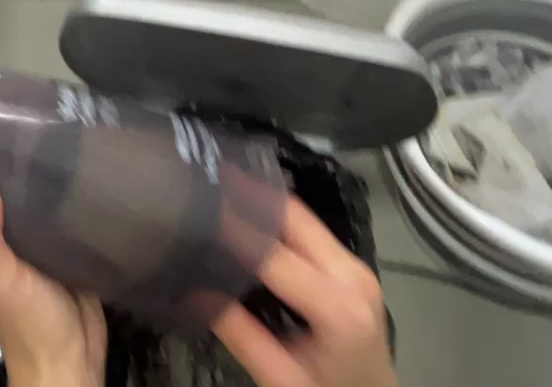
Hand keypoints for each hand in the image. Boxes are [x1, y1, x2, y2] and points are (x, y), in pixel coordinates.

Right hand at [213, 198, 397, 386]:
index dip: (235, 228)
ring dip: (262, 204)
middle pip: (294, 217)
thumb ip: (240, 334)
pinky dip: (277, 220)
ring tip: (223, 194)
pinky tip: (250, 218)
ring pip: (302, 216)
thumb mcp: (281, 380)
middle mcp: (352, 274)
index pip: (274, 253)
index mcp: (337, 307)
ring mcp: (357, 266)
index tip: (199, 210)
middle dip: (249, 198)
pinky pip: (310, 229)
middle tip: (209, 185)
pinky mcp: (353, 266)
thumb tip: (194, 290)